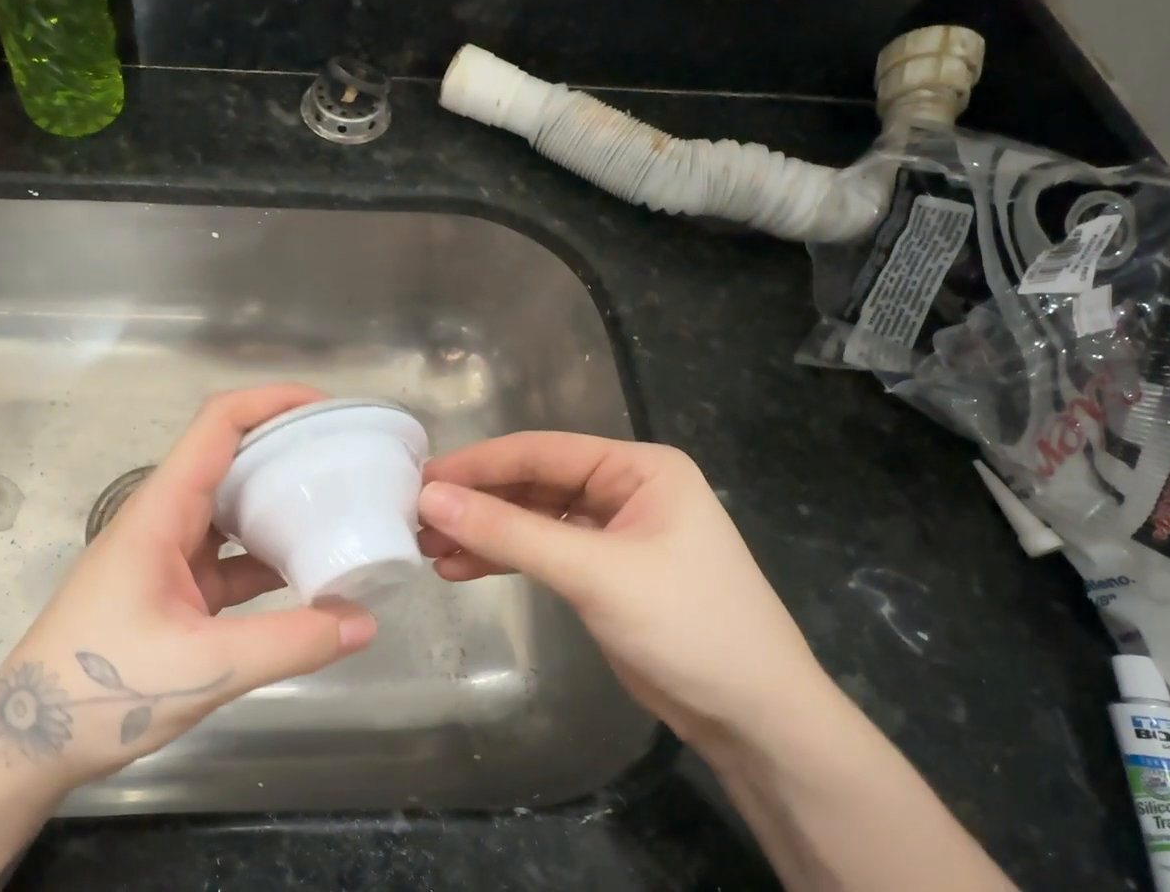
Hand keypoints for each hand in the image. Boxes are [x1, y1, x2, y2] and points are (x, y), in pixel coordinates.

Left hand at [0, 385, 378, 786]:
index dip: (272, 401)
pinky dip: (264, 557)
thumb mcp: (203, 668)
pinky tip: (303, 573)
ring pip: (229, 510)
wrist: (28, 742)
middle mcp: (162, 520)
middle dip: (285, 448)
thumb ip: (288, 644)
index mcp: (160, 513)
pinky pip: (227, 558)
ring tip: (336, 506)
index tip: (326, 407)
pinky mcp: (170, 591)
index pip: (217, 425)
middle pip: (228, 458)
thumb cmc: (99, 689)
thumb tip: (364, 621)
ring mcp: (165, 556)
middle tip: (346, 458)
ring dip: (277, 502)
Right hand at [416, 433, 832, 752]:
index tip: (419, 480)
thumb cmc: (687, 625)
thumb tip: (430, 498)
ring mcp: (615, 531)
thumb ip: (509, 533)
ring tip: (426, 549)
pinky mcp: (604, 572)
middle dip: (476, 503)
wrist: (754, 717)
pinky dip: (503, 559)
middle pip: (532, 483)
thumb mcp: (593, 573)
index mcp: (639, 468)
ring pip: (532, 519)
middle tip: (414, 520)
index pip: (541, 451)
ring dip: (483, 533)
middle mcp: (626, 489)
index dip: (476, 465)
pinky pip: (542, 552)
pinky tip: (460, 569)